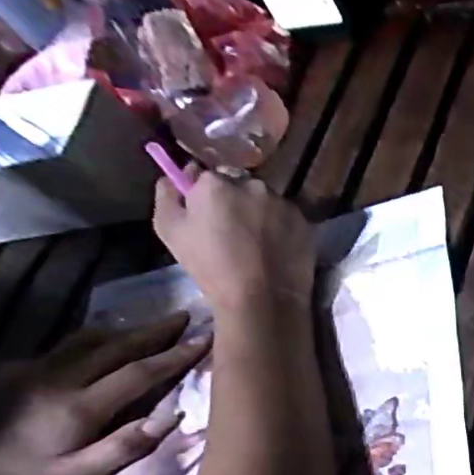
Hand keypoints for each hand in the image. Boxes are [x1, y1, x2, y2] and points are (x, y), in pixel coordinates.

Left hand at [0, 315, 210, 474]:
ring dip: (132, 329)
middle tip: (189, 317)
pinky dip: (104, 337)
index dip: (175, 356)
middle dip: (158, 331)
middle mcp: (61, 377)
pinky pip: (72, 345)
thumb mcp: (78, 474)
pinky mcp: (23, 365)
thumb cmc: (24, 474)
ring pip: (93, 339)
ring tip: (160, 323)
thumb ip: (124, 448)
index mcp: (80, 406)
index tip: (204, 340)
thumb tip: (171, 419)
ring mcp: (38, 367)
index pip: (139, 373)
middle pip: (119, 346)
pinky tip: (116, 339)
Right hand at [152, 171, 313, 317]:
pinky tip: (277, 247)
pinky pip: (288, 217)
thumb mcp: (169, 229)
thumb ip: (167, 195)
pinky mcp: (306, 223)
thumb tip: (173, 178)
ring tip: (258, 240)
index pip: (206, 176)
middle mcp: (252, 185)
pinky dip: (282, 226)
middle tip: (235, 228)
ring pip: (266, 200)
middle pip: (240, 185)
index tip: (207, 211)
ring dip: (261, 212)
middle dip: (235, 199)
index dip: (205, 193)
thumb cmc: (211, 266)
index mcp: (215, 183)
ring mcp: (283, 204)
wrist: (264, 298)